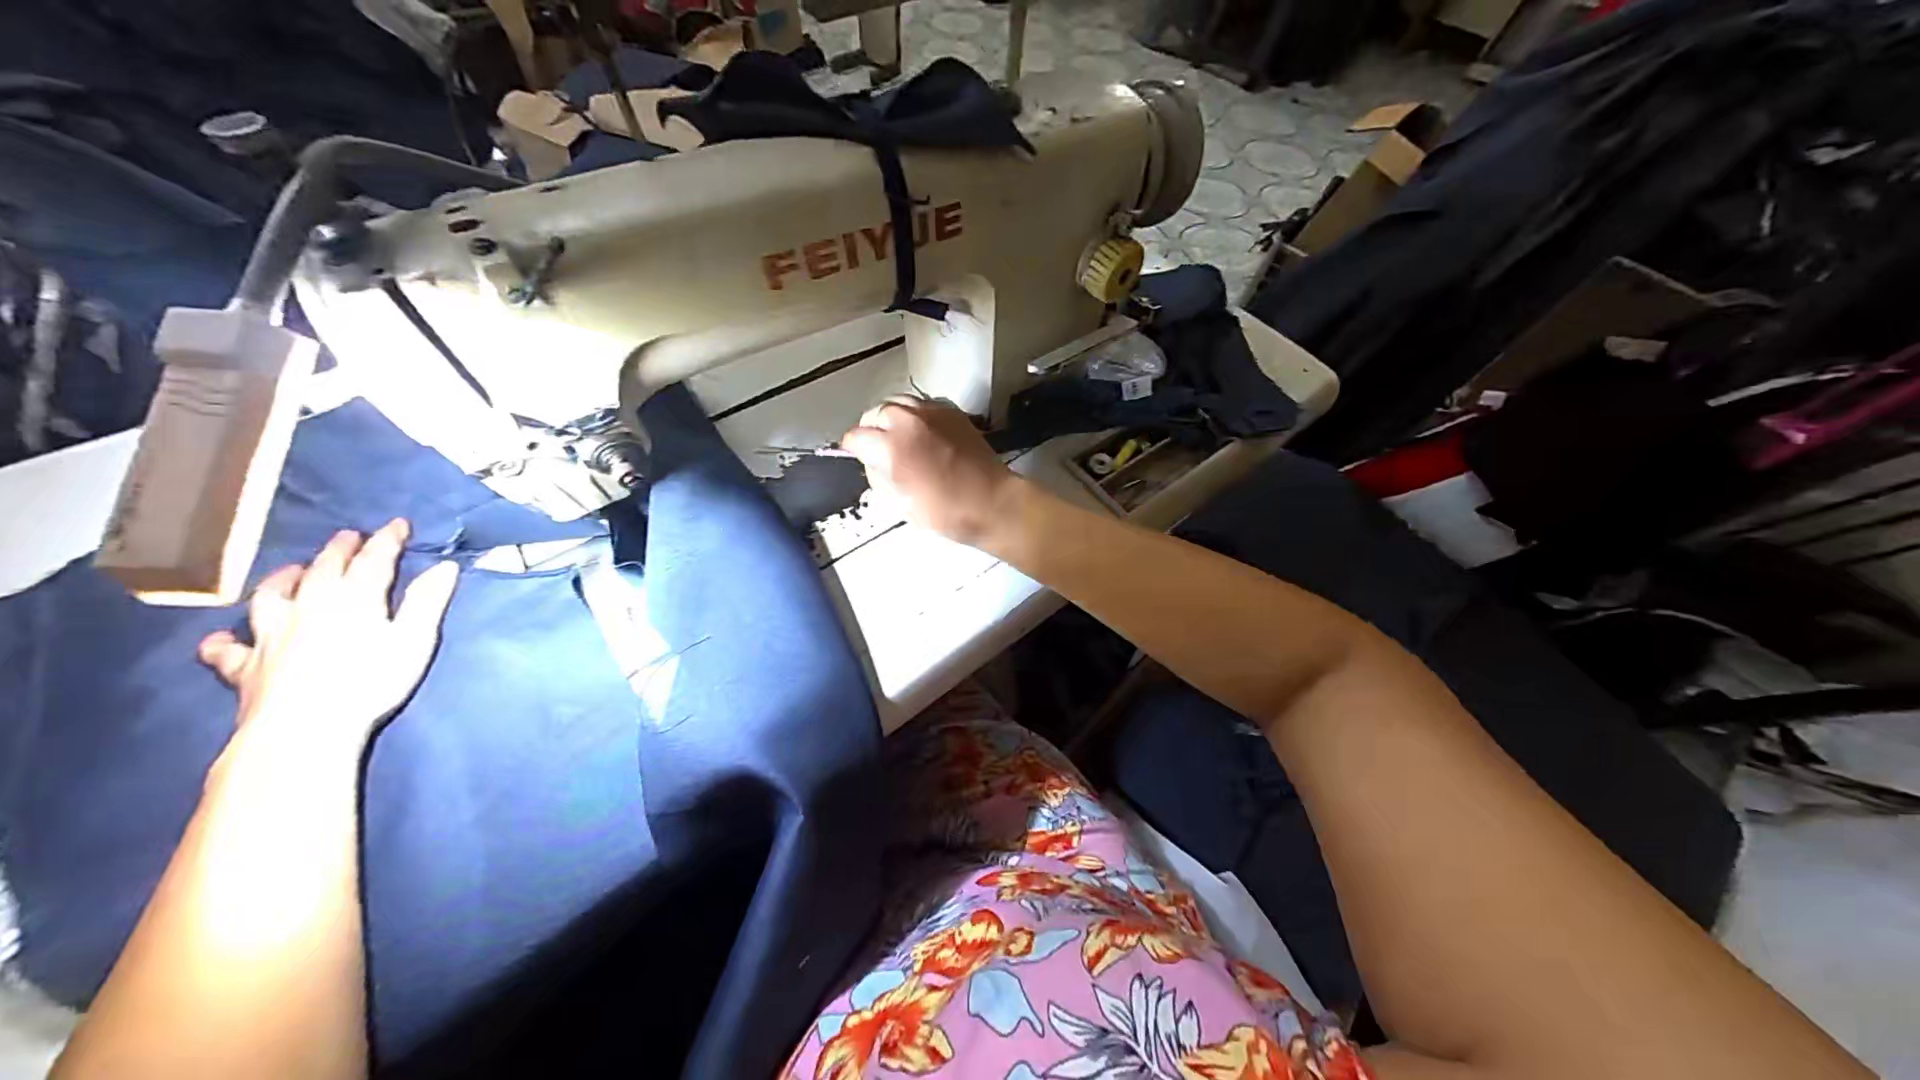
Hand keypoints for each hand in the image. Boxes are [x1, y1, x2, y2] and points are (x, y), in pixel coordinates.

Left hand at [197, 519, 458, 761]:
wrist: (305, 727)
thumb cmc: (371, 682)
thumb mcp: (414, 640)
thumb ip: (427, 601)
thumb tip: (444, 566)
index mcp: (354, 598)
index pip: (373, 560)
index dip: (387, 540)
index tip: (398, 524)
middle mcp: (309, 606)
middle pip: (324, 570)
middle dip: (340, 550)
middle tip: (349, 536)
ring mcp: (271, 635)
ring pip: (272, 597)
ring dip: (283, 580)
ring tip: (293, 571)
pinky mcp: (246, 666)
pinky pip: (228, 650)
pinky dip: (224, 642)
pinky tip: (221, 639)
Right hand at [840, 397, 1022, 546]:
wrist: (994, 503)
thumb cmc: (947, 513)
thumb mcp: (901, 505)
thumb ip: (880, 478)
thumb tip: (874, 464)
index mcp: (891, 447)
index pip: (856, 437)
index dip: (852, 449)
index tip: (856, 456)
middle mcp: (909, 422)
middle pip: (876, 413)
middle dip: (871, 429)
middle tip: (876, 447)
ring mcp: (933, 413)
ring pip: (898, 402)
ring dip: (892, 417)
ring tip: (897, 436)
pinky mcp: (953, 413)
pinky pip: (923, 405)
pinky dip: (915, 415)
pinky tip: (921, 433)